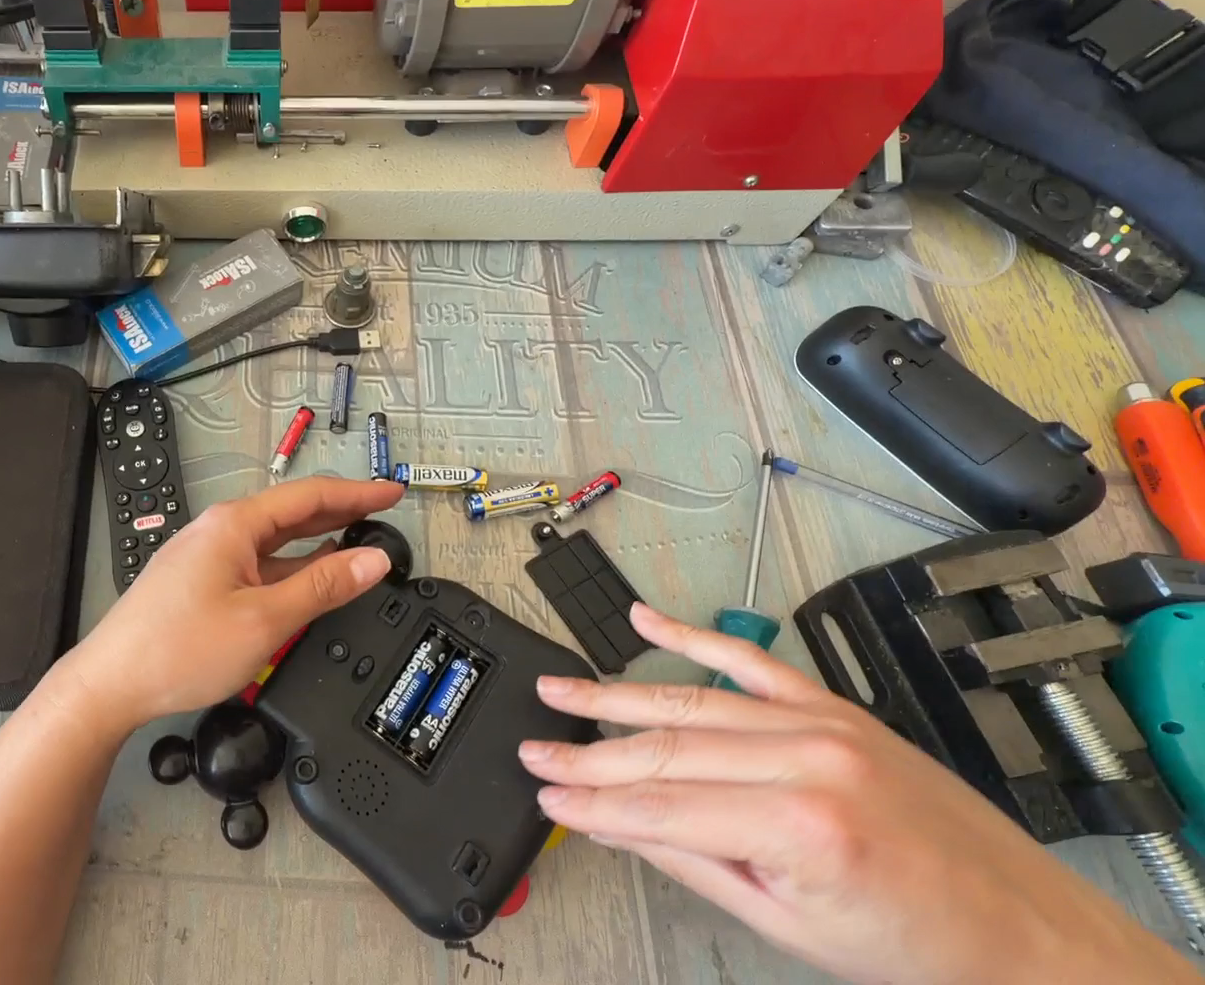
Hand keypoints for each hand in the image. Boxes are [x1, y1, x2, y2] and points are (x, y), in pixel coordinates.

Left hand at [58, 475, 404, 731]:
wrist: (112, 684)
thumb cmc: (179, 649)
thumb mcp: (265, 620)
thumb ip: (322, 587)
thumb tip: (372, 560)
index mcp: (234, 524)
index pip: (309, 496)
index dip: (357, 493)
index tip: (392, 492)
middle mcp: (220, 531)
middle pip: (291, 513)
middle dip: (340, 512)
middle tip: (383, 514)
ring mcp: (208, 557)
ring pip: (274, 542)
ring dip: (317, 543)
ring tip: (358, 544)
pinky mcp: (201, 583)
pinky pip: (257, 565)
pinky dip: (290, 568)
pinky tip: (309, 579)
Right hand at [519, 604, 1200, 984]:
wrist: (1026, 933)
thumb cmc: (918, 942)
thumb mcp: (783, 921)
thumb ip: (687, 858)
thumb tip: (611, 823)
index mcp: (799, 826)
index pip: (658, 807)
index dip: (591, 801)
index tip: (546, 792)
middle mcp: (807, 758)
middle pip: (664, 747)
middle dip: (589, 752)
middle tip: (536, 747)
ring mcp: (820, 721)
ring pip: (689, 699)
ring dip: (615, 694)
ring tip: (560, 690)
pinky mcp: (832, 705)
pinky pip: (750, 660)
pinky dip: (692, 637)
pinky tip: (645, 621)